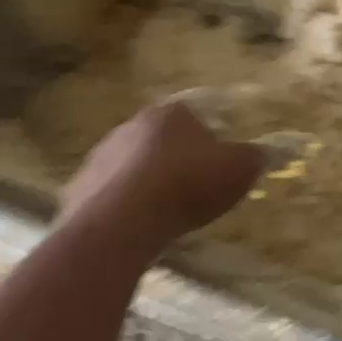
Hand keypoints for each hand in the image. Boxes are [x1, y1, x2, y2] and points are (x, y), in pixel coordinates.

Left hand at [58, 100, 265, 254]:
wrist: (122, 224)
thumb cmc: (189, 184)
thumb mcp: (241, 168)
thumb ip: (256, 156)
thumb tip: (265, 152)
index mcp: (169, 114)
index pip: (194, 114)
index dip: (211, 137)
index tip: (220, 160)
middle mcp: (129, 127)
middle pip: (160, 139)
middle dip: (178, 158)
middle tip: (197, 185)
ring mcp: (97, 159)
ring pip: (132, 167)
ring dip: (148, 182)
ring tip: (168, 211)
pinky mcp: (76, 192)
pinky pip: (110, 195)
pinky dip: (125, 206)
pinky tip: (141, 226)